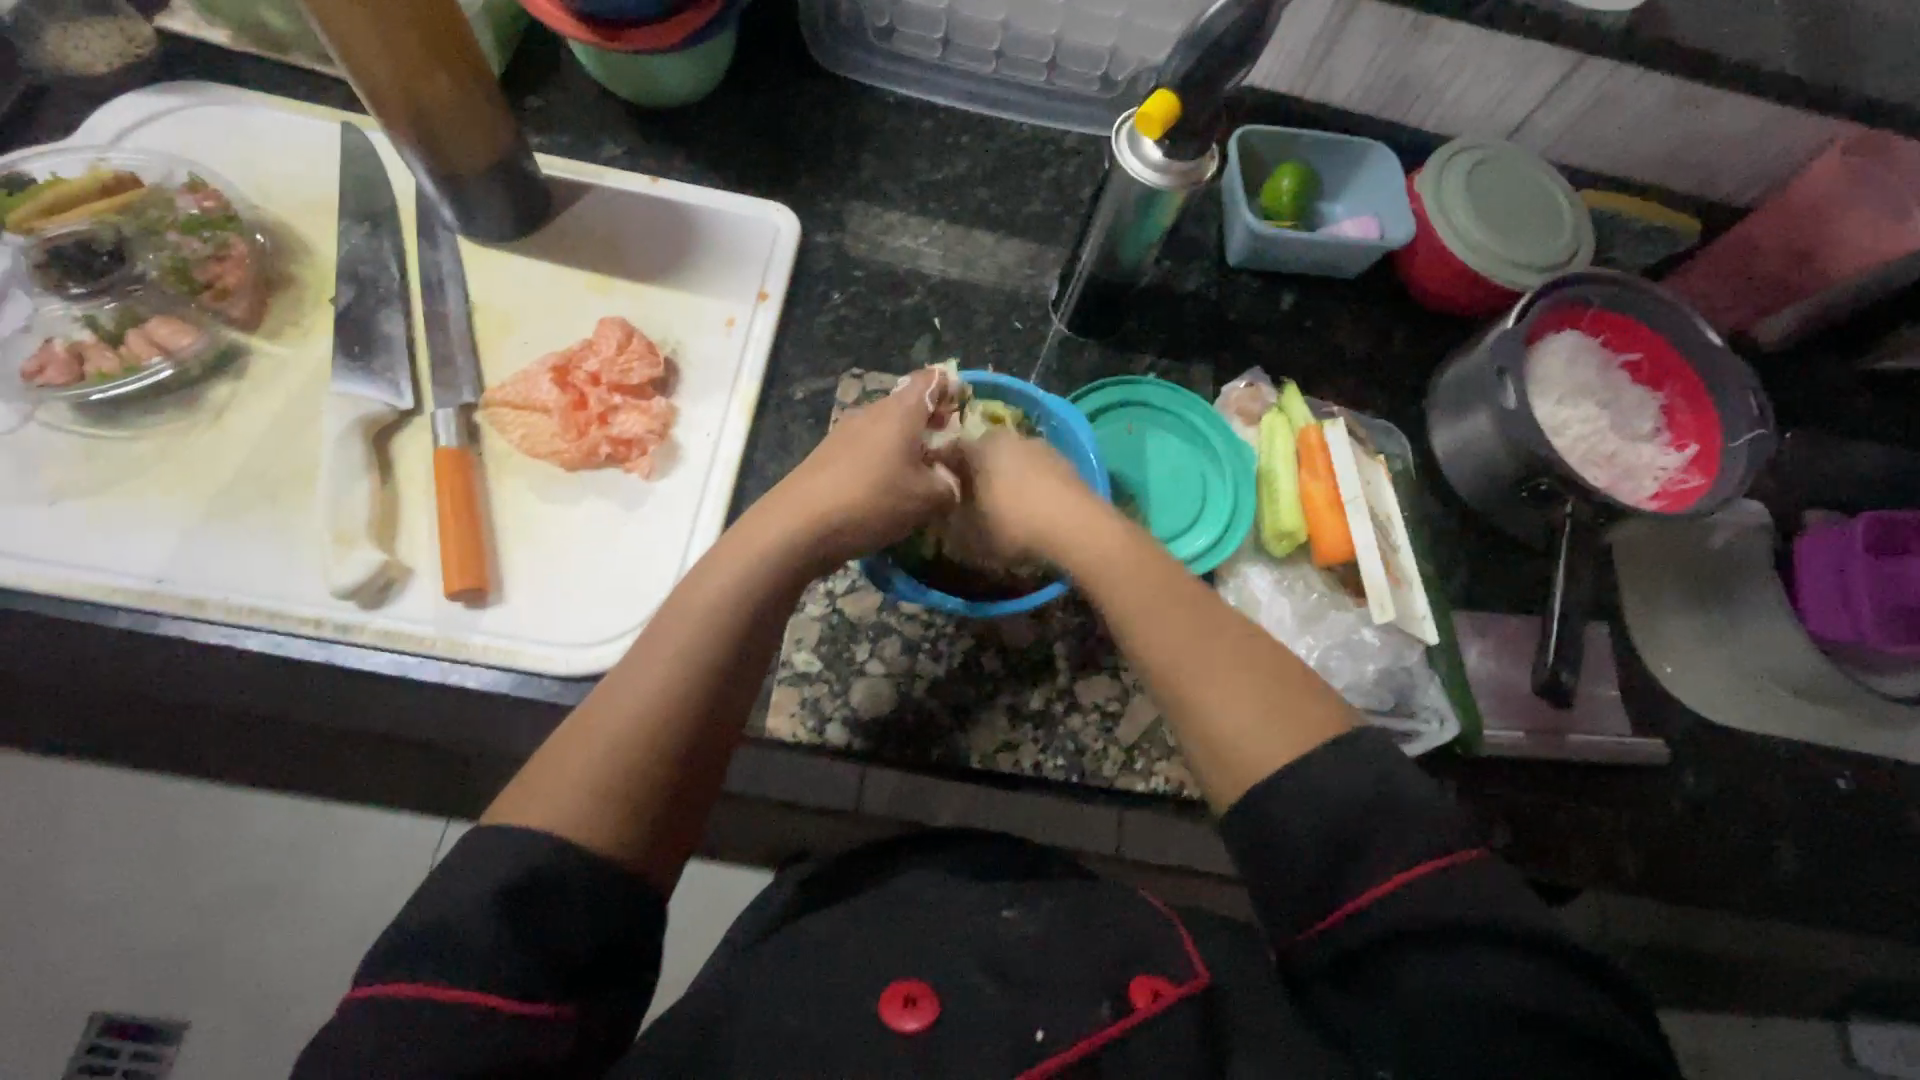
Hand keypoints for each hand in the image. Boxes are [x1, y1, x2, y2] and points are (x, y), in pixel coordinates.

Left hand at [755, 368, 962, 570]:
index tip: (963, 406)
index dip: (949, 387)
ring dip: (906, 444)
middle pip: (906, 404)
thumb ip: (949, 484)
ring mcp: (845, 433)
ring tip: (921, 473)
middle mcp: (871, 413)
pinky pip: (866, 450)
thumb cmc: (873, 501)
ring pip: (885, 429)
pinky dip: (883, 461)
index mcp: (901, 411)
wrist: (799, 525)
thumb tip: (948, 479)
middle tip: (947, 444)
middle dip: (930, 420)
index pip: (930, 380)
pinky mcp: (827, 457)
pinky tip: (888, 490)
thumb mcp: (928, 499)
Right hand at [950, 428, 1102, 563]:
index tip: (936, 493)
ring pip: (1011, 461)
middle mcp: (1008, 436)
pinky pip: (1036, 473)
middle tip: (967, 501)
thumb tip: (943, 517)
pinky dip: (1029, 486)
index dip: (939, 473)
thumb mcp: (968, 534)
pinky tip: (1030, 509)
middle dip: (973, 474)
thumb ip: (949, 523)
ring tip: (1001, 508)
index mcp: (978, 445)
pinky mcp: (1066, 462)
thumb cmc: (1011, 524)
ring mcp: (1040, 446)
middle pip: (982, 454)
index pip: (947, 451)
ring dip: (1003, 479)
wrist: (1076, 527)